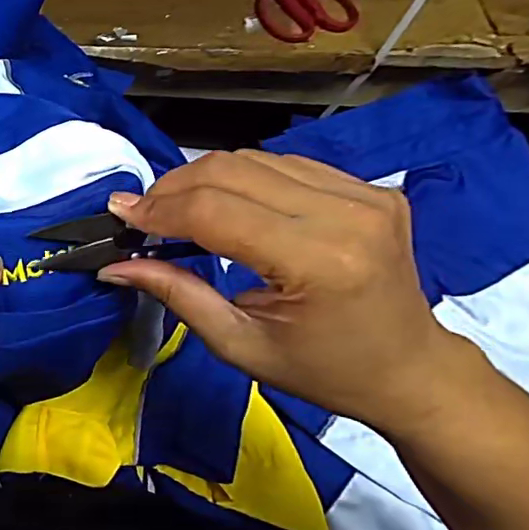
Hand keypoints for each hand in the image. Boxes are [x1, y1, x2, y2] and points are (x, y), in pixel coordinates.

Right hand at [96, 150, 490, 437]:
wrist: (413, 371)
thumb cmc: (325, 371)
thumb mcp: (239, 344)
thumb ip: (176, 293)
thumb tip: (115, 266)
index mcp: (320, 261)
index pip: (215, 211)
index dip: (159, 209)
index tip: (120, 215)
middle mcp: (347, 214)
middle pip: (229, 171)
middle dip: (172, 188)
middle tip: (142, 215)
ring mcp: (364, 195)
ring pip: (250, 159)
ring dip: (200, 179)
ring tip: (176, 209)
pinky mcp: (368, 188)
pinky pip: (281, 163)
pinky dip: (238, 178)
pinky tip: (224, 203)